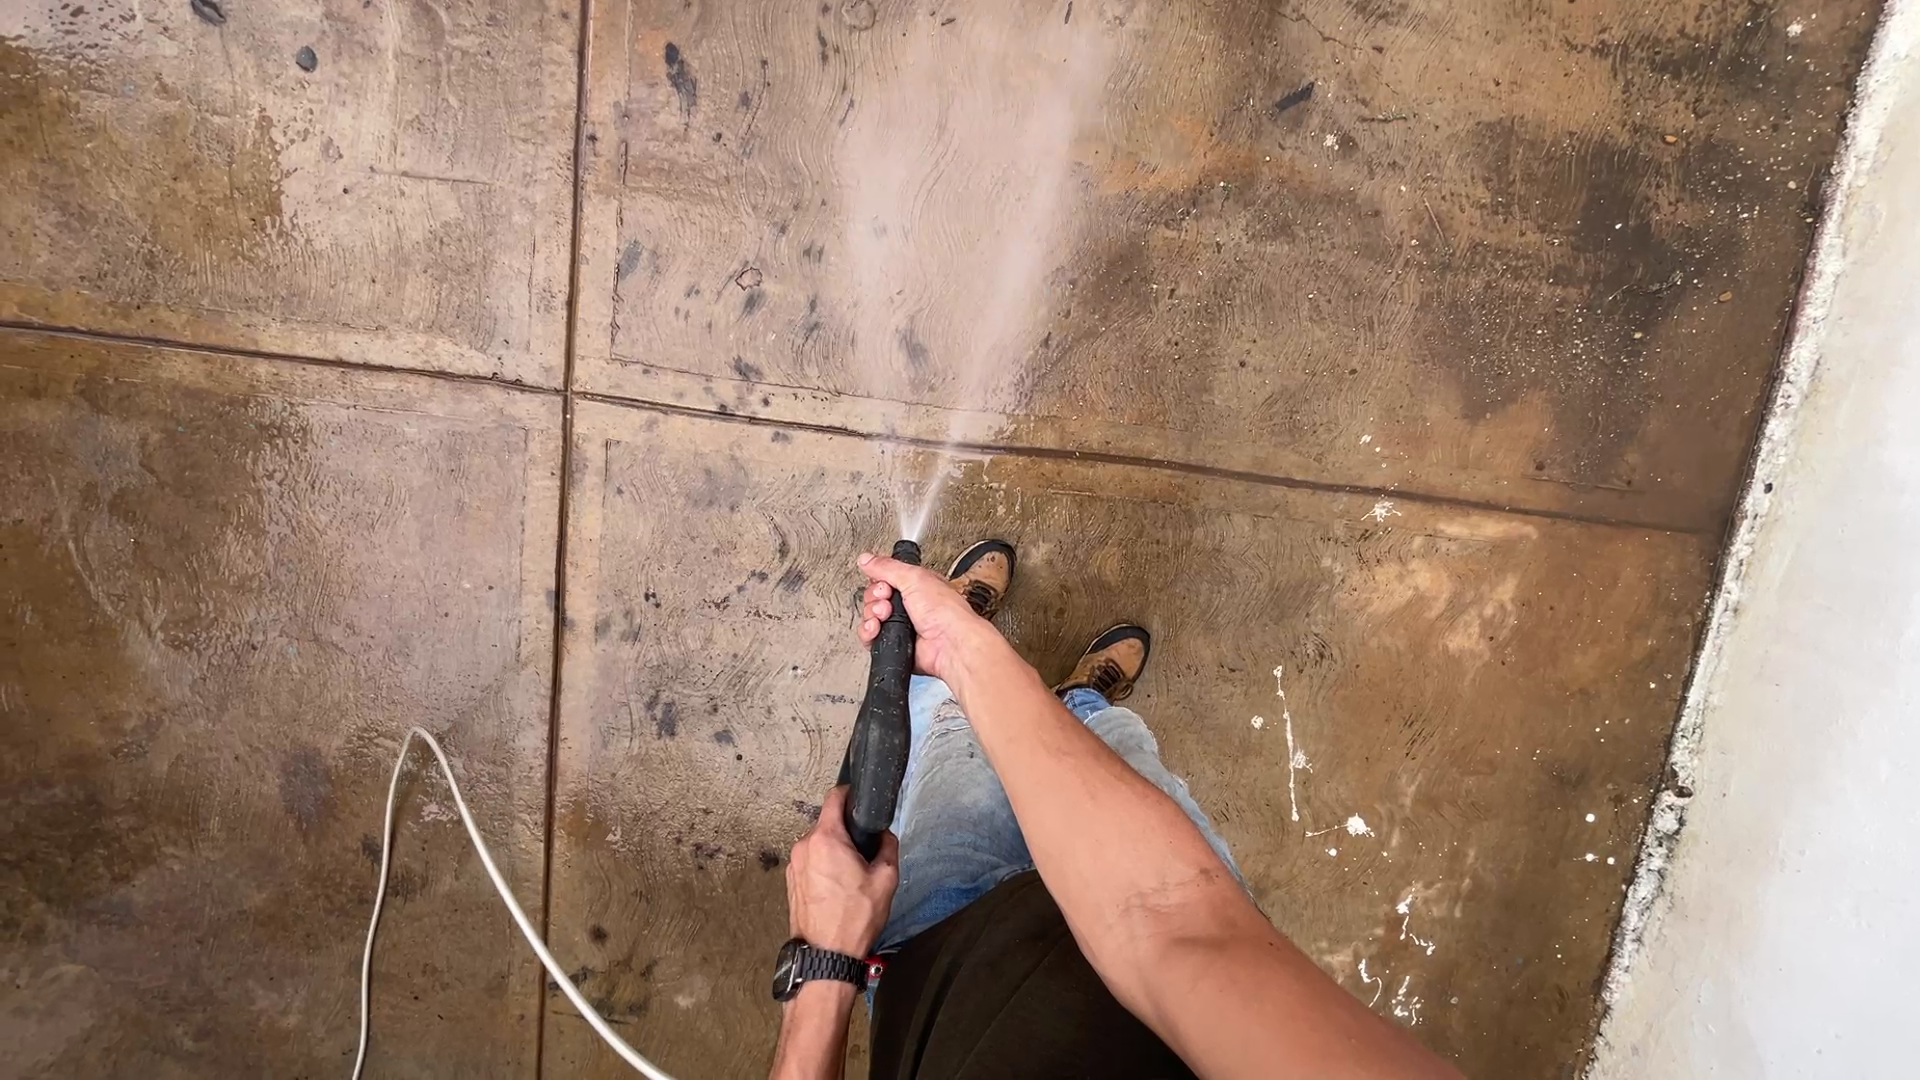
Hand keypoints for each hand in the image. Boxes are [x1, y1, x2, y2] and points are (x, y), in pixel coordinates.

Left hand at [785, 786, 898, 955]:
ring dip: (834, 851)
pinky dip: (824, 866)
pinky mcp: (791, 882)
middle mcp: (804, 846)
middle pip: (828, 823)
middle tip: (864, 850)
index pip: (835, 797)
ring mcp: (794, 865)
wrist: (825, 958)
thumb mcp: (886, 878)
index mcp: (825, 838)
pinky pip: (811, 862)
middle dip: (846, 831)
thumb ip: (888, 846)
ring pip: (819, 844)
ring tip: (852, 875)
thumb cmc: (854, 918)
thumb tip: (884, 835)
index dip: (850, 793)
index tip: (861, 799)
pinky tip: (838, 887)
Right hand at [856, 552, 1001, 686]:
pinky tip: (878, 629)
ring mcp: (901, 626)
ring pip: (871, 617)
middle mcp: (909, 605)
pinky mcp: (896, 644)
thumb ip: (888, 567)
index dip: (879, 581)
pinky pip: (871, 638)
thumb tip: (867, 559)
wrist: (950, 644)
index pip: (885, 579)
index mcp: (916, 585)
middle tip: (886, 599)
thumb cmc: (945, 612)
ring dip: (872, 615)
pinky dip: (869, 633)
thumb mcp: (914, 578)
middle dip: (875, 598)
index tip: (884, 584)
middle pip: (875, 598)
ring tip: (885, 616)